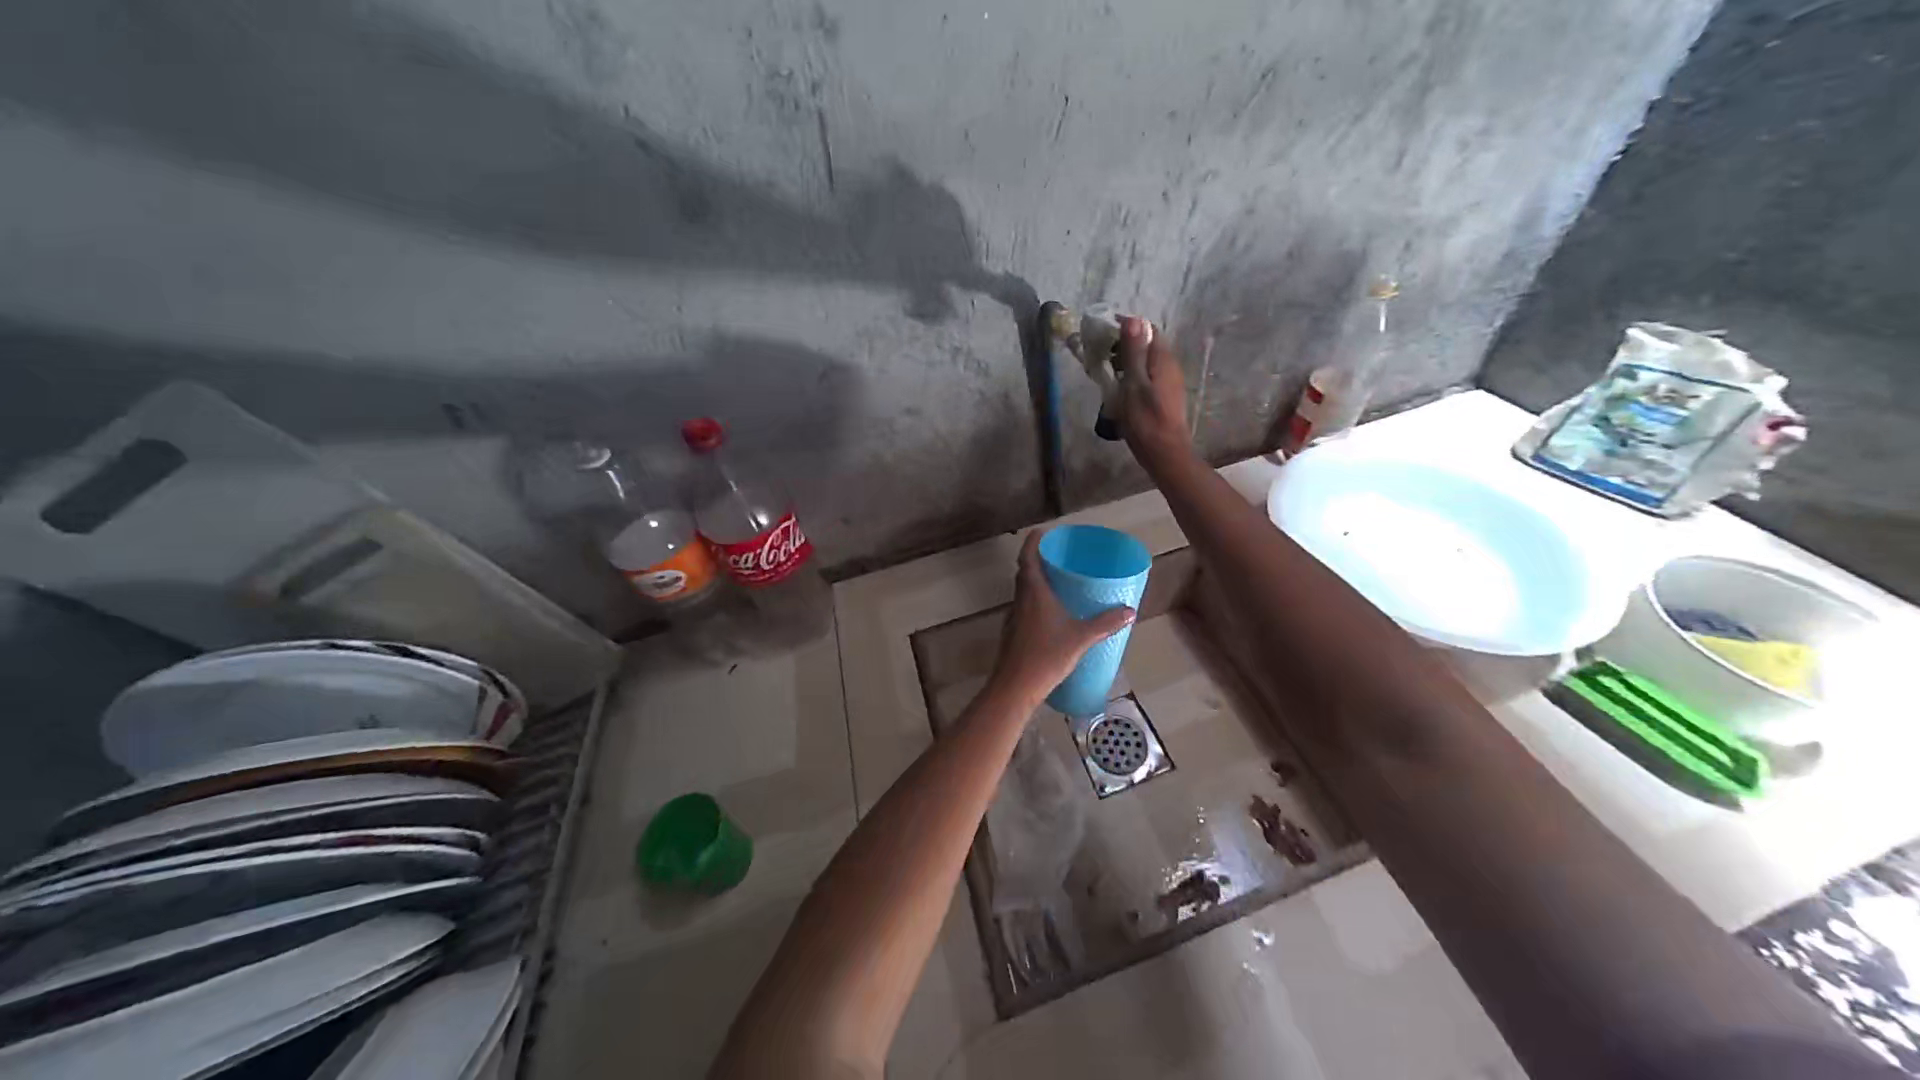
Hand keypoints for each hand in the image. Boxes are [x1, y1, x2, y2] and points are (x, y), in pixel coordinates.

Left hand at [990, 531, 1136, 702]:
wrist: (1014, 687)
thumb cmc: (1045, 656)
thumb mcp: (1081, 639)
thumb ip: (1105, 623)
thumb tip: (1130, 611)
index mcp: (1033, 592)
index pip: (1027, 557)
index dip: (1033, 542)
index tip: (1043, 532)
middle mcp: (1020, 599)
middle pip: (1024, 571)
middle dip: (1037, 560)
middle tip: (1057, 555)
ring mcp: (1013, 617)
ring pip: (1023, 590)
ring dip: (1035, 581)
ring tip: (1057, 581)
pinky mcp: (1012, 633)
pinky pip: (1024, 607)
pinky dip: (1035, 601)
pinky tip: (1050, 613)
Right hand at [1115, 315, 1191, 471]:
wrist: (1165, 453)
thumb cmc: (1146, 419)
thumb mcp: (1134, 383)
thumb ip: (1134, 352)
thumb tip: (1134, 320)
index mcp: (1163, 359)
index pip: (1148, 330)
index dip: (1127, 327)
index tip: (1104, 333)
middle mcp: (1170, 366)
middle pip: (1148, 345)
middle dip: (1125, 344)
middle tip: (1101, 353)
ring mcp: (1169, 382)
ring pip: (1147, 362)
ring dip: (1128, 361)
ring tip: (1107, 371)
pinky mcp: (1165, 397)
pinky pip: (1148, 376)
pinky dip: (1133, 376)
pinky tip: (1120, 389)